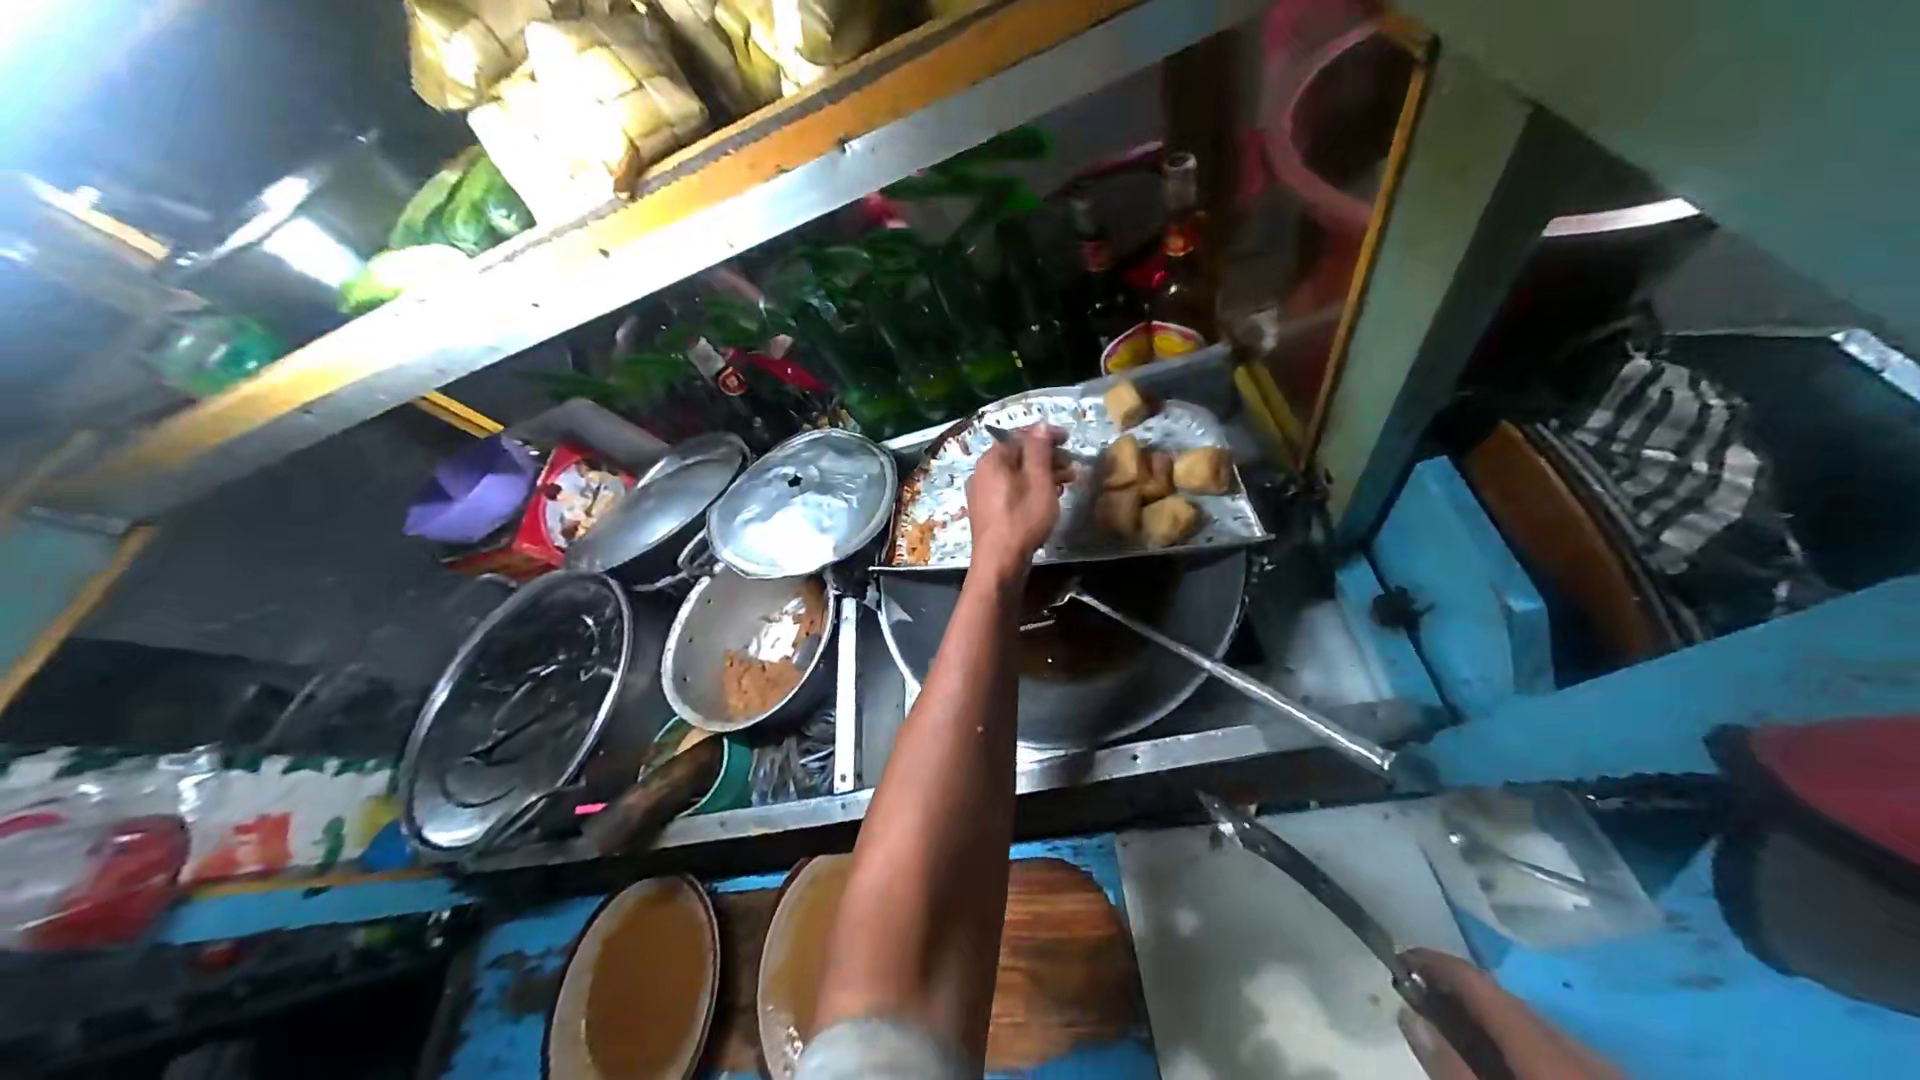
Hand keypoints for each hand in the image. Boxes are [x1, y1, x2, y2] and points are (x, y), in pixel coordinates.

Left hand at [967, 425, 1062, 581]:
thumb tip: (1041, 425)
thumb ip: (1039, 450)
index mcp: (992, 459)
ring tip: (1064, 484)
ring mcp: (981, 492)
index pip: (1021, 435)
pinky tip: (1044, 500)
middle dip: (1046, 458)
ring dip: (1041, 475)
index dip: (1047, 435)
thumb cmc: (1022, 518)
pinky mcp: (986, 510)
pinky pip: (1010, 490)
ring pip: (1015, 474)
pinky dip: (1029, 489)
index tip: (1069, 440)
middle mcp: (981, 471)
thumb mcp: (1038, 480)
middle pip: (1018, 455)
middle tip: (1070, 467)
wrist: (999, 562)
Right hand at [1399, 949, 1622, 1079]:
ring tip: (1454, 1032)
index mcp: (1551, 1058)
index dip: (1437, 964)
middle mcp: (1585, 1056)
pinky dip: (1520, 1044)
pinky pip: (1560, 1052)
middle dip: (1461, 994)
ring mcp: (1610, 1076)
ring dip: (1490, 1020)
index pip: (1482, 986)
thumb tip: (1409, 1014)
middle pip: (1510, 1003)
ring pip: (1536, 1027)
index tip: (1398, 960)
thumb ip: (1451, 1070)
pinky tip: (1501, 1064)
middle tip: (1419, 1000)